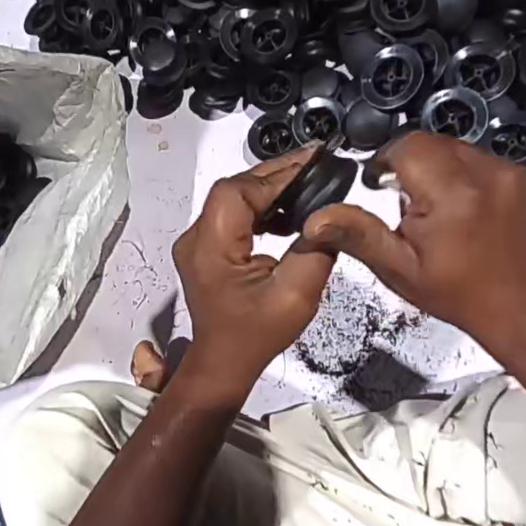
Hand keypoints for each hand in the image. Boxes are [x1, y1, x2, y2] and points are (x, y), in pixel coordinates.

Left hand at [170, 148, 336, 404]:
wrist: (226, 362)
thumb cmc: (255, 335)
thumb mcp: (296, 294)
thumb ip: (316, 249)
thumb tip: (329, 215)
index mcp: (210, 248)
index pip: (239, 191)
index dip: (277, 175)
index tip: (312, 163)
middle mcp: (196, 239)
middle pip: (234, 188)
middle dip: (276, 176)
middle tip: (315, 164)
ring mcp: (198, 243)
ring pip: (234, 198)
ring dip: (269, 189)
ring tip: (307, 184)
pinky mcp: (206, 248)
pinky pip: (233, 214)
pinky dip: (260, 206)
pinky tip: (286, 211)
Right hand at [303, 132, 525, 354]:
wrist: (521, 310)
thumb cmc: (463, 295)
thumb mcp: (399, 269)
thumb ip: (358, 236)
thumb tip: (319, 220)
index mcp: (452, 195)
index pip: (408, 145)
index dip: (388, 161)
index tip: (383, 181)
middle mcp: (488, 177)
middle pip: (435, 144)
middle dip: (417, 170)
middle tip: (417, 210)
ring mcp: (515, 176)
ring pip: (463, 152)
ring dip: (447, 175)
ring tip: (447, 217)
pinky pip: (491, 164)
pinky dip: (476, 182)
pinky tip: (474, 216)